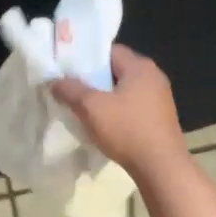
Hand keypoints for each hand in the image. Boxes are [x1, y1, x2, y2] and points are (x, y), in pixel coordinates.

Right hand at [50, 45, 189, 175]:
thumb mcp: (91, 107)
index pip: (109, 51)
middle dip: (92, 79)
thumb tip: (55, 80)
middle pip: (116, 70)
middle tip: (70, 89)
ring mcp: (158, 98)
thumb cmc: (126, 129)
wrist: (160, 166)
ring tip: (82, 107)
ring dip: (103, 97)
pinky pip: (131, 105)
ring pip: (123, 89)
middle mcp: (153, 77)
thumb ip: (71, 90)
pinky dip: (115, 110)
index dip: (87, 57)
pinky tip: (102, 123)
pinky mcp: (158, 117)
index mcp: (140, 67)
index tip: (67, 69)